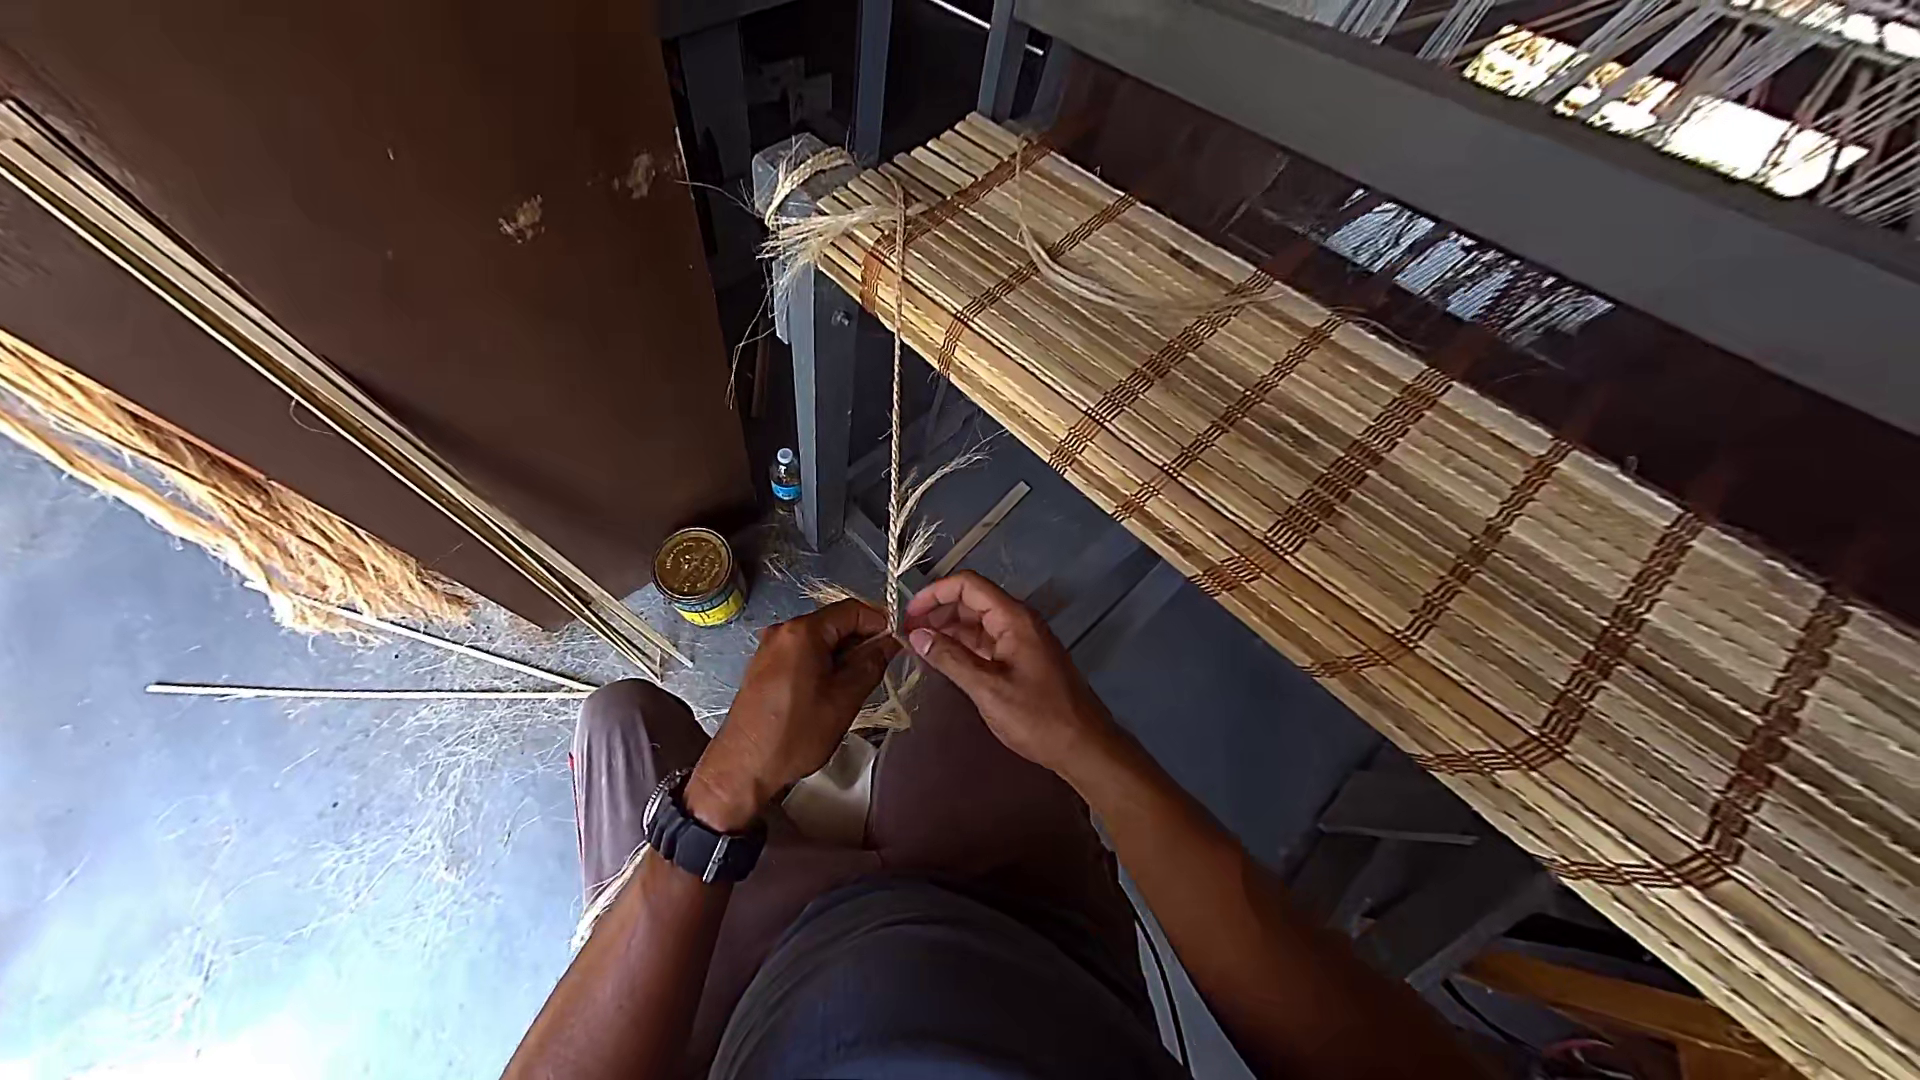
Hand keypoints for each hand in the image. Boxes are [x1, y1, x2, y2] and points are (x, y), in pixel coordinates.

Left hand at [688, 599, 899, 830]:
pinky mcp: (765, 666)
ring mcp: (770, 647)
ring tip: (856, 685)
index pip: (853, 610)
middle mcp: (783, 630)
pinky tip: (831, 690)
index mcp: (803, 631)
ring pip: (820, 639)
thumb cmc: (796, 733)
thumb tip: (891, 641)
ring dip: (843, 655)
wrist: (743, 768)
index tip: (896, 645)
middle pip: (835, 622)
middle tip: (880, 668)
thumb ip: (872, 662)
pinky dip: (823, 663)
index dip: (880, 623)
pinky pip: (803, 652)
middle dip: (861, 641)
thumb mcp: (845, 698)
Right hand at [903, 570, 1118, 777]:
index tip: (909, 614)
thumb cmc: (1039, 718)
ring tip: (918, 644)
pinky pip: (987, 641)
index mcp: (1014, 618)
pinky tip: (943, 658)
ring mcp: (1021, 639)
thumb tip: (918, 635)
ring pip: (978, 621)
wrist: (1084, 745)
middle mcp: (1019, 621)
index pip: (968, 585)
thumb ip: (951, 659)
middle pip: (972, 600)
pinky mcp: (1021, 658)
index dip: (935, 593)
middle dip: (938, 611)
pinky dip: (962, 645)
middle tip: (908, 632)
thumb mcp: (988, 689)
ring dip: (948, 628)